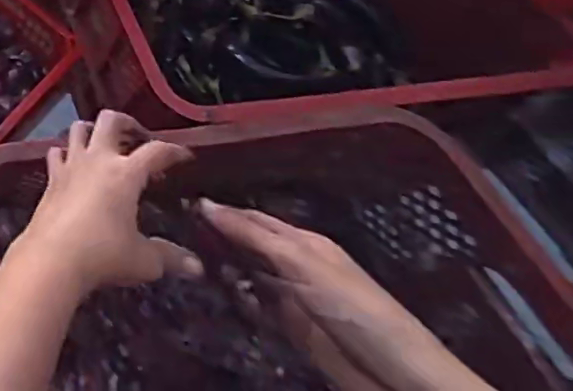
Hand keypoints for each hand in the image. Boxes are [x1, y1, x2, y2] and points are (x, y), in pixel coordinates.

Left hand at [14, 111, 200, 294]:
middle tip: (138, 137)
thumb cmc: (103, 254)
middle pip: (110, 121)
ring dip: (93, 130)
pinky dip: (66, 152)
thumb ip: (170, 258)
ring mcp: (71, 164)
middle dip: (127, 122)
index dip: (173, 150)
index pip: (155, 151)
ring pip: (79, 128)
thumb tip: (197, 267)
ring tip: (104, 145)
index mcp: (125, 173)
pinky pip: (57, 152)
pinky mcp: (51, 176)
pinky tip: (72, 164)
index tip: (185, 156)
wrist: (53, 257)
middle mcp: (97, 159)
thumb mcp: (144, 261)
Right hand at [201, 203, 493, 390]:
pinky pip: (255, 306)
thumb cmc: (354, 308)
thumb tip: (203, 203)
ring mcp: (291, 297)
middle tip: (171, 227)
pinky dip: (235, 297)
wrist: (401, 380)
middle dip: (214, 236)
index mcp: (300, 240)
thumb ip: (253, 236)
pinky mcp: (290, 328)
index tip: (178, 200)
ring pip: (246, 274)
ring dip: (221, 267)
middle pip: (246, 243)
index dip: (219, 209)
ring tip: (182, 257)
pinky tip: (212, 290)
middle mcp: (293, 263)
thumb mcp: (302, 264)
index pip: (251, 217)